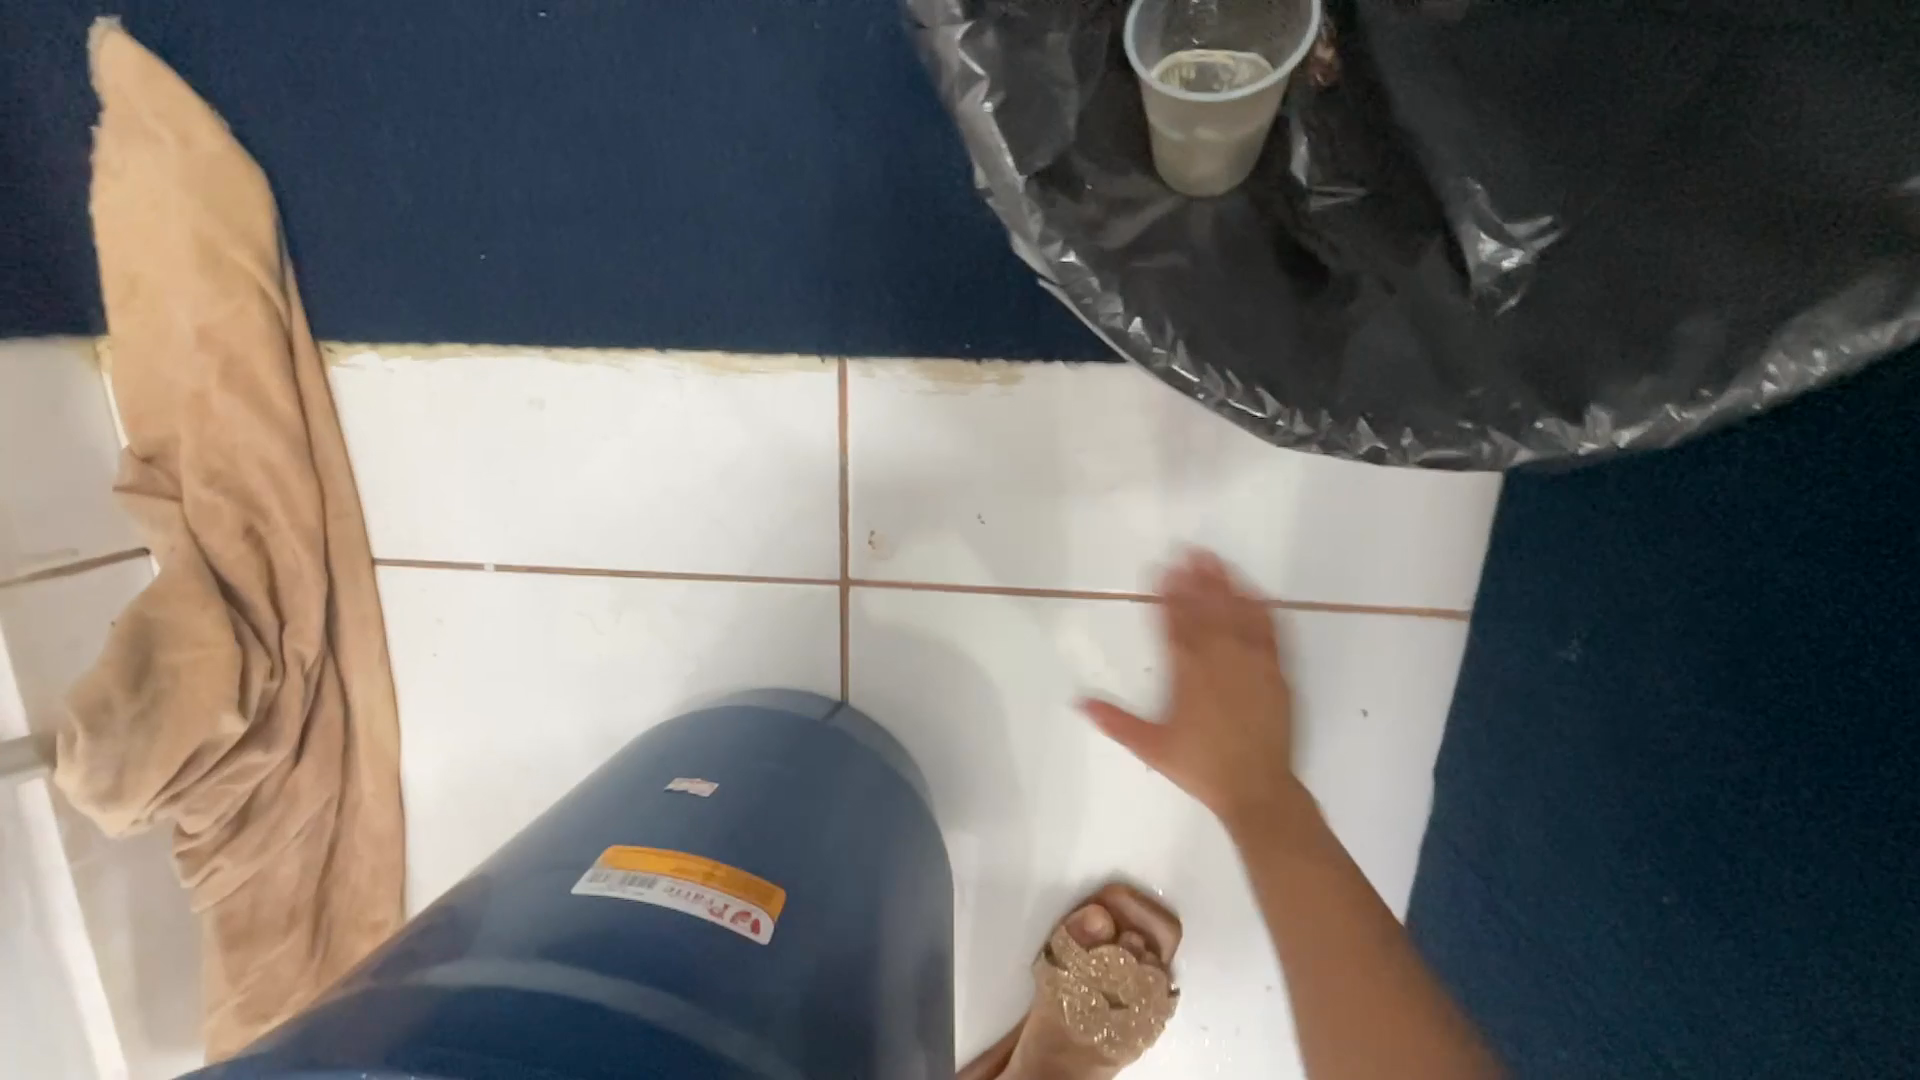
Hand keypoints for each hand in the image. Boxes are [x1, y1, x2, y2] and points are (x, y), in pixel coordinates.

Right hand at [1081, 550, 1303, 831]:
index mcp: (1189, 676)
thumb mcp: (1152, 747)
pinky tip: (1255, 593)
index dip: (1168, 596)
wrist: (1258, 790)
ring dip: (1227, 585)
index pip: (1176, 626)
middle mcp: (1222, 663)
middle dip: (1196, 579)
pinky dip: (1262, 610)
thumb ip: (1116, 721)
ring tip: (1216, 560)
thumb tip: (1079, 700)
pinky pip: (1271, 634)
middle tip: (1188, 551)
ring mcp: (1254, 666)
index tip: (1162, 570)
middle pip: (1208, 612)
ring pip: (1239, 615)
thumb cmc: (1201, 767)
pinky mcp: (1278, 674)